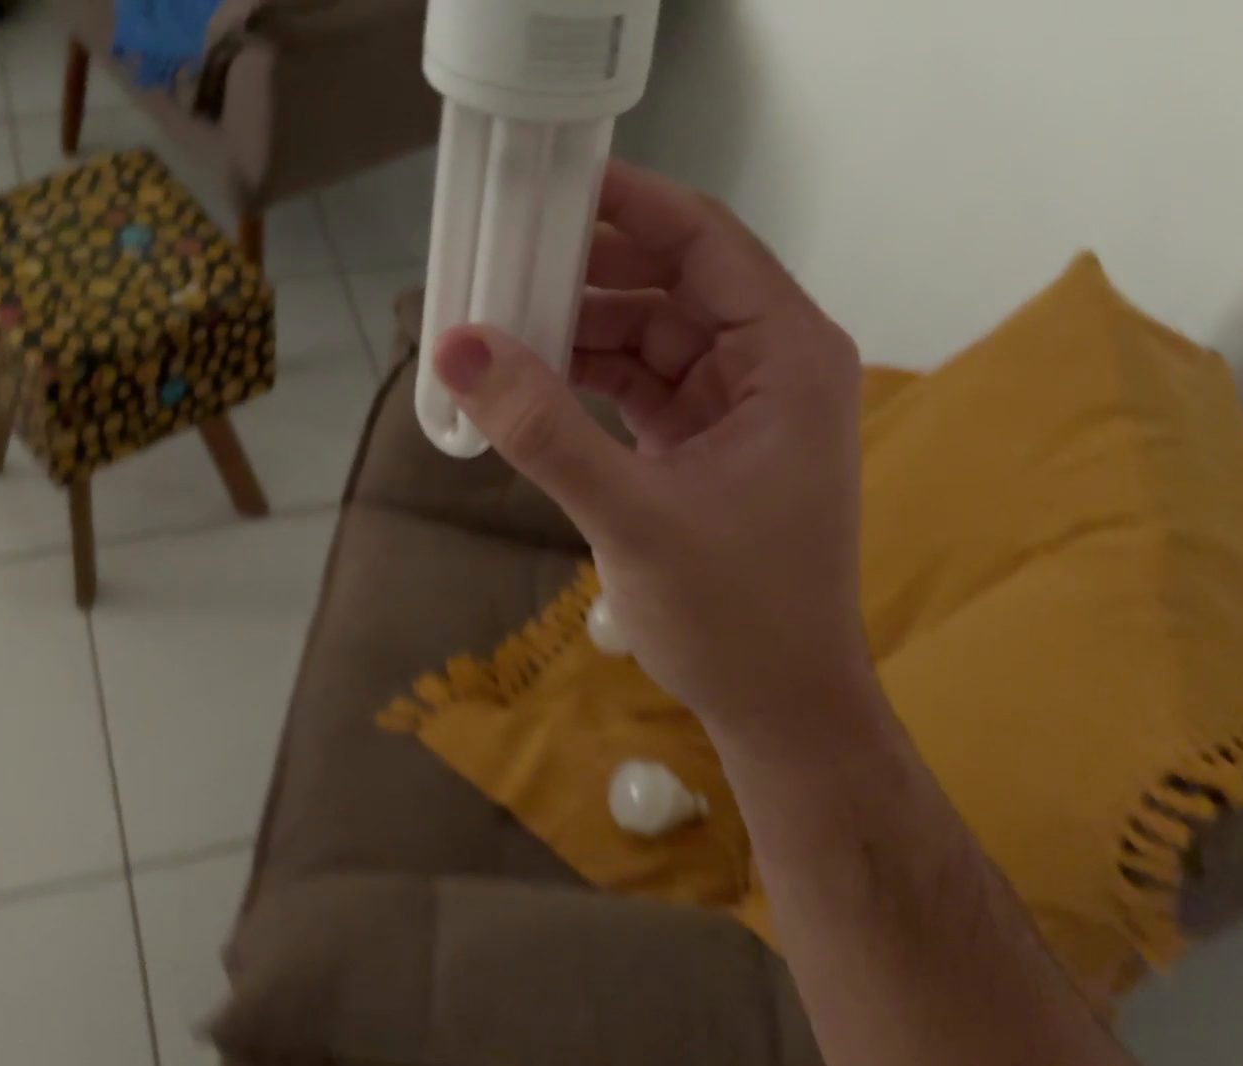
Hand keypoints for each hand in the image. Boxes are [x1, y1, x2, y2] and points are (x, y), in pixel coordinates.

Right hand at [434, 160, 873, 751]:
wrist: (777, 705)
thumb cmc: (734, 615)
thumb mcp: (633, 517)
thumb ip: (544, 430)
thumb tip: (456, 348)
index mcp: (786, 357)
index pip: (704, 241)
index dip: (626, 204)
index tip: (545, 183)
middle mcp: (768, 366)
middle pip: (668, 285)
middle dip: (584, 275)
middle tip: (496, 264)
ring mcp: (733, 407)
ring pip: (646, 338)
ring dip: (575, 333)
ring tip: (494, 328)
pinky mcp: (701, 445)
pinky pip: (636, 388)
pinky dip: (584, 383)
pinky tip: (527, 384)